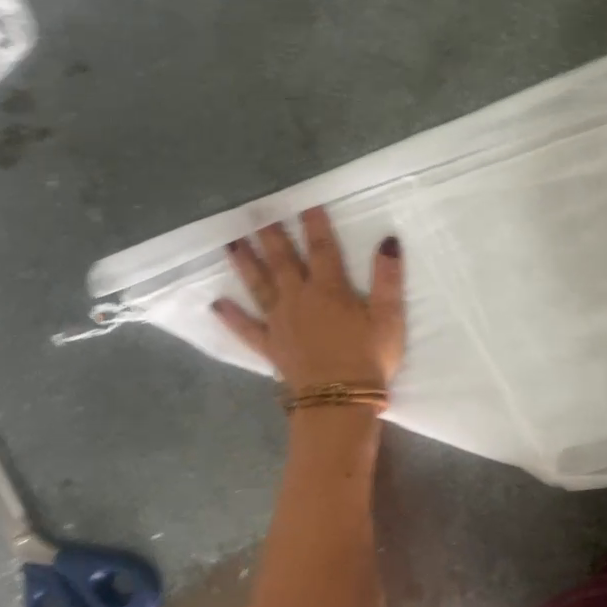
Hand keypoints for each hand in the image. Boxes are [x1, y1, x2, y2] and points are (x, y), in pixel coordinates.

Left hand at [211, 207, 405, 393]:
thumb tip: (388, 241)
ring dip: (245, 263)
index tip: (306, 203)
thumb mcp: (389, 317)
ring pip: (259, 286)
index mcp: (329, 289)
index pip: (321, 249)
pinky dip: (231, 316)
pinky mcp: (269, 346)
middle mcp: (299, 299)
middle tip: (257, 214)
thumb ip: (388, 278)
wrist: (339, 403)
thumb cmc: (369, 358)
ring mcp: (279, 322)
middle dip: (271, 236)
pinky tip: (217, 305)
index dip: (315, 225)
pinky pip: (246, 328)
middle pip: (283, 261)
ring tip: (231, 243)